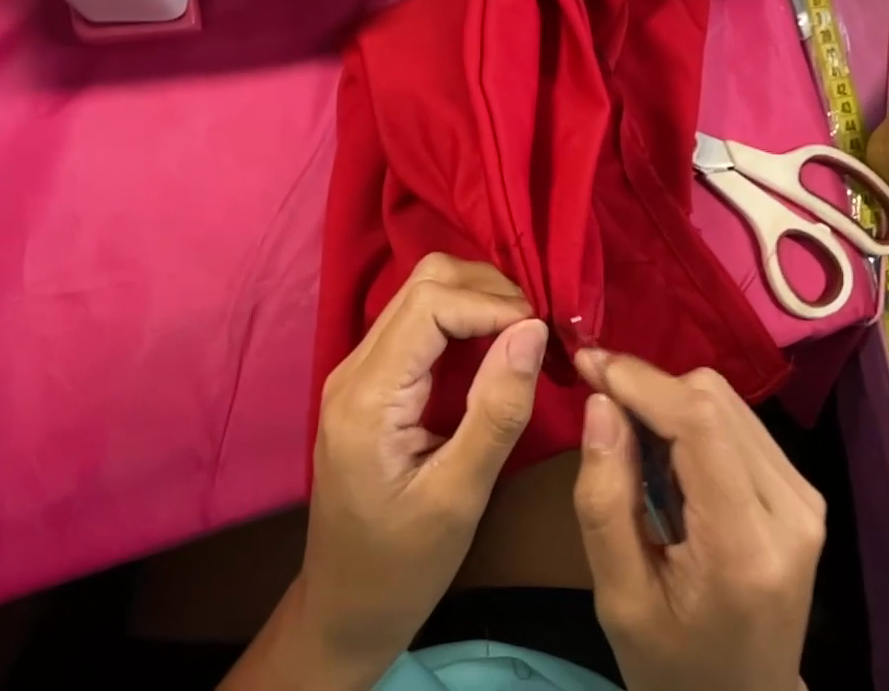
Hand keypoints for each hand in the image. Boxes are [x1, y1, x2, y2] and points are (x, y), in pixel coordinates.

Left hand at [223, 254, 549, 690]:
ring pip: (422, 293)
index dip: (493, 304)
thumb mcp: (460, 496)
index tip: (542, 334)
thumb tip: (533, 330)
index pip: (431, 304)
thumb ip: (497, 411)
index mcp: (368, 397)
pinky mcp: (374, 380)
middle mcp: (355, 368)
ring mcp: (360, 370)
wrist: (346, 605)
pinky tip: (499, 343)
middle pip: (424, 283)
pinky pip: (422, 322)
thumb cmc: (403, 563)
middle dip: (490, 290)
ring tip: (527, 333)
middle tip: (539, 329)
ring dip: (480, 299)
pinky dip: (467, 317)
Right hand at [572, 351, 824, 690]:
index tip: (588, 363)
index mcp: (745, 547)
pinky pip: (742, 423)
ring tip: (634, 444)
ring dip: (671, 404)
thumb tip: (601, 404)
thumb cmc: (672, 665)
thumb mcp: (619, 599)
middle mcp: (791, 509)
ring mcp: (804, 496)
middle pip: (716, 400)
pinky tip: (670, 460)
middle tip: (602, 412)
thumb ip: (605, 501)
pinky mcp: (803, 490)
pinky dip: (695, 423)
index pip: (700, 424)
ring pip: (729, 402)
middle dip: (650, 390)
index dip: (641, 380)